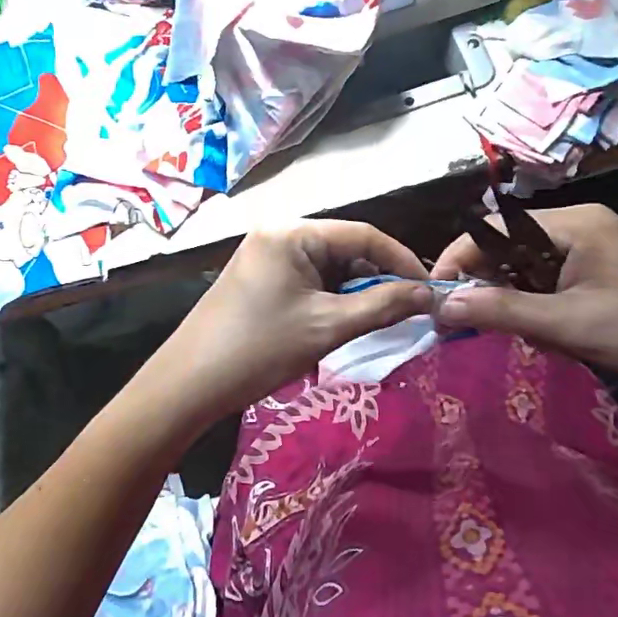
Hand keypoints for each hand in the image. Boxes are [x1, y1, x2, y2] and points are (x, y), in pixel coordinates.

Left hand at [145, 220, 434, 429]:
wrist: (188, 384)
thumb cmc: (259, 349)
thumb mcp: (327, 327)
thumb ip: (382, 306)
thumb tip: (427, 294)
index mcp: (292, 233)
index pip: (363, 234)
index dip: (401, 260)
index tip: (429, 290)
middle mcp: (278, 234)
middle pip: (345, 249)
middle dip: (378, 279)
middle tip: (408, 311)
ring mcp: (266, 257)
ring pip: (328, 268)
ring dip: (356, 292)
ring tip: (380, 321)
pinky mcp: (260, 280)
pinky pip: (308, 281)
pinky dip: (331, 300)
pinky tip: (345, 322)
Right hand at [431, 204, 617, 428]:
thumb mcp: (571, 325)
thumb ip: (504, 311)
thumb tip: (442, 305)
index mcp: (575, 224)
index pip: (493, 228)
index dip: (458, 260)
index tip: (437, 299)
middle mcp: (581, 227)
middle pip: (508, 249)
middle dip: (496, 291)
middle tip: (496, 329)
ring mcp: (594, 252)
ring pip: (528, 273)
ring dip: (524, 308)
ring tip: (550, 340)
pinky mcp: (603, 275)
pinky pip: (552, 287)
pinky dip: (546, 314)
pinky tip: (567, 340)